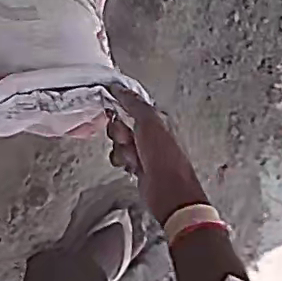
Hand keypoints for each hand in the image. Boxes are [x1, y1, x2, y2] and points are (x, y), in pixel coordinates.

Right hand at [106, 87, 208, 223]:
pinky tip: (131, 165)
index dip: (120, 105)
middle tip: (128, 138)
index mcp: (156, 119)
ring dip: (121, 148)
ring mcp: (143, 149)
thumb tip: (120, 88)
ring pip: (118, 140)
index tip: (113, 108)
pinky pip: (119, 155)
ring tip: (133, 156)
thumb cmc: (165, 157)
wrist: (169, 192)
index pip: (131, 104)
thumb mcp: (149, 123)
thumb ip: (134, 104)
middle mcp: (150, 132)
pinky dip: (122, 159)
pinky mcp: (137, 165)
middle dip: (119, 130)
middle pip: (121, 122)